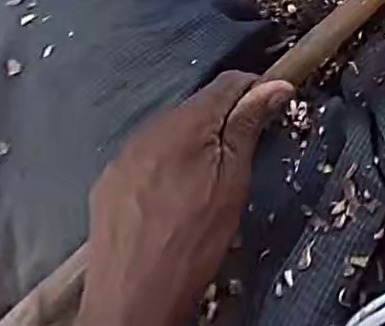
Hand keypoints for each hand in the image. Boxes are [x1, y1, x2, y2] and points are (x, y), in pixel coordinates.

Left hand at [78, 72, 293, 325]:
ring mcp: (122, 158)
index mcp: (182, 128)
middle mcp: (147, 133)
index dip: (254, 90)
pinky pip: (149, 150)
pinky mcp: (108, 182)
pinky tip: (177, 188)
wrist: (131, 308)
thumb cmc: (194, 242)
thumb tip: (275, 85)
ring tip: (210, 172)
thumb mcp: (233, 180)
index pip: (227, 82)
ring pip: (174, 125)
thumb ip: (248, 125)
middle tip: (242, 149)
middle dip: (225, 116)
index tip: (269, 110)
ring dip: (198, 136)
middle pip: (200, 102)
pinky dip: (170, 156)